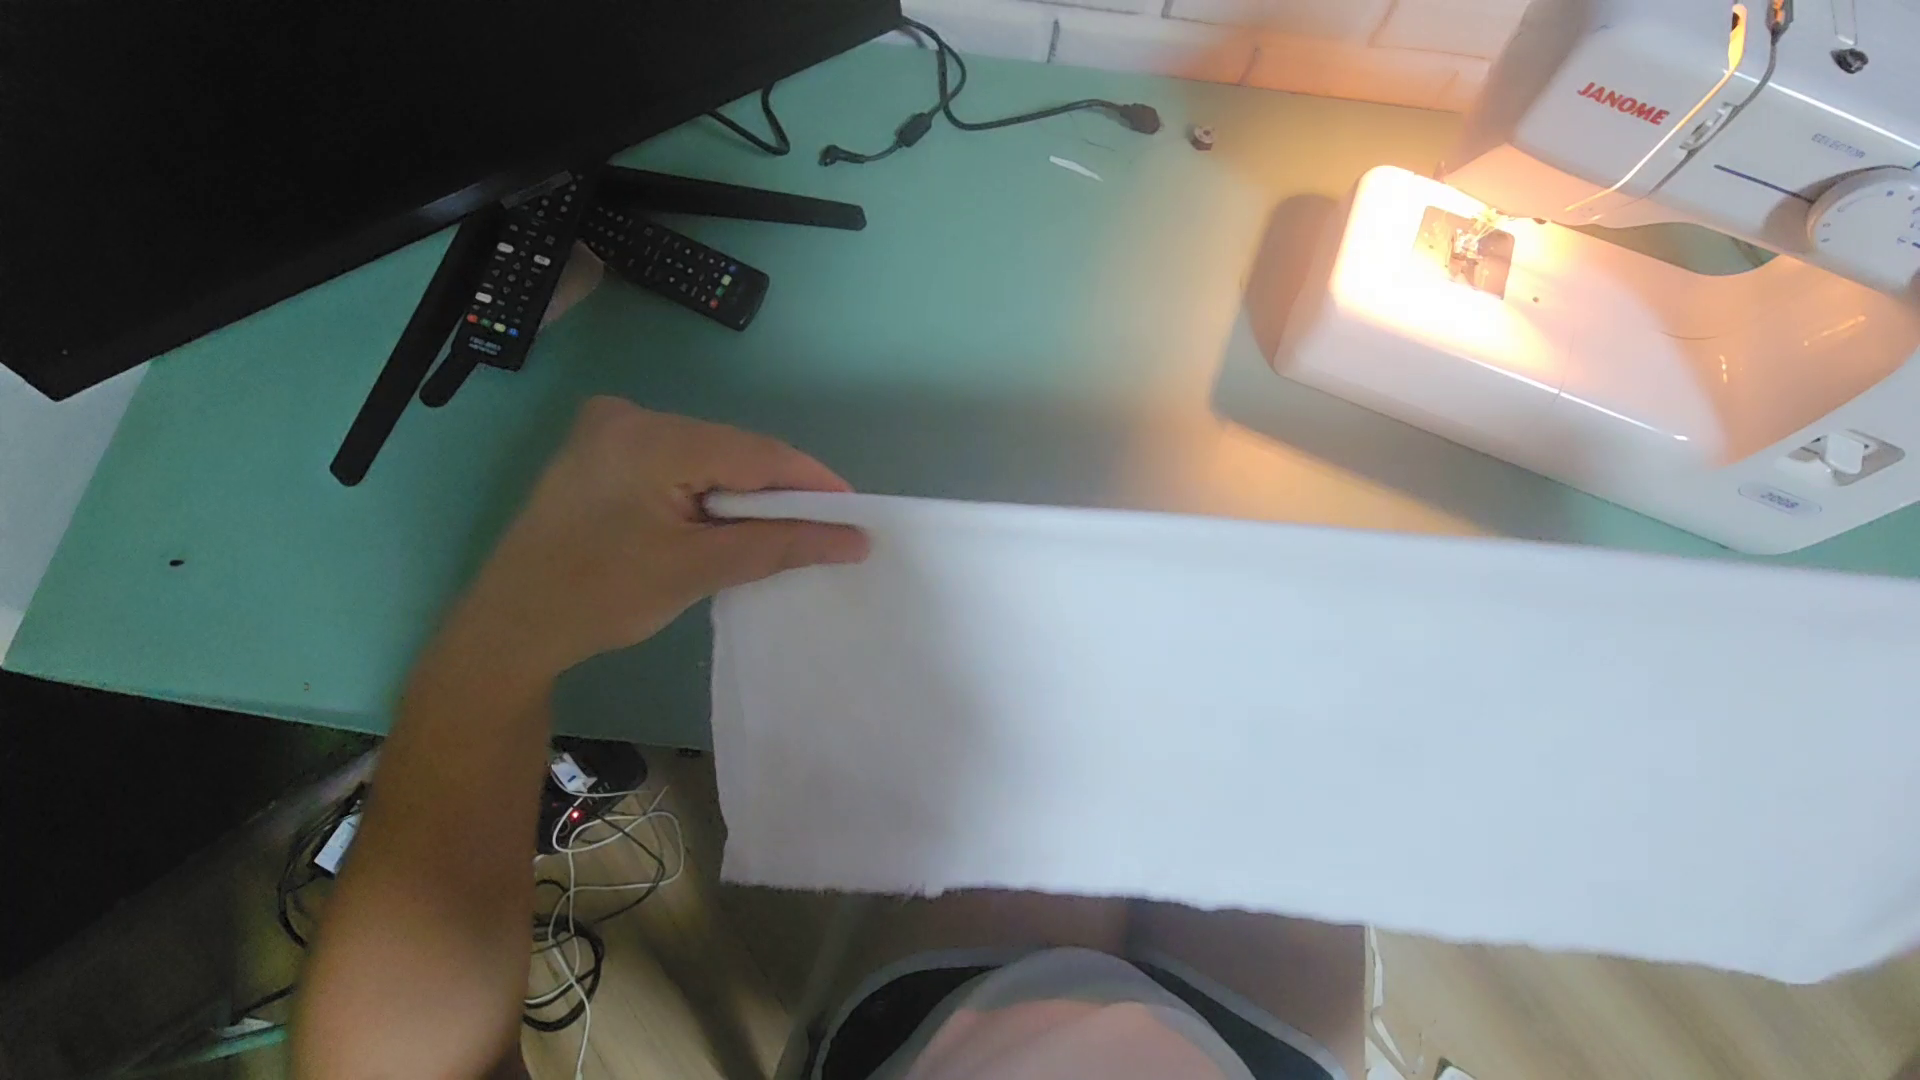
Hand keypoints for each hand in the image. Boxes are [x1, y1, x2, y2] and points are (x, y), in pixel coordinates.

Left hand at [451, 398, 867, 679]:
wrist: (511, 627)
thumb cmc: (601, 599)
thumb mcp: (698, 570)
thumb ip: (781, 546)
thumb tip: (855, 540)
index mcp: (649, 437)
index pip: (756, 452)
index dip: (812, 481)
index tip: (854, 513)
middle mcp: (629, 416)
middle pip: (733, 449)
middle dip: (779, 489)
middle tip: (823, 527)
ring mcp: (610, 429)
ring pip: (708, 455)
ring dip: (745, 491)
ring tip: (781, 529)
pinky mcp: (602, 450)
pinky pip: (679, 461)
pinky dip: (710, 489)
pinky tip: (725, 519)